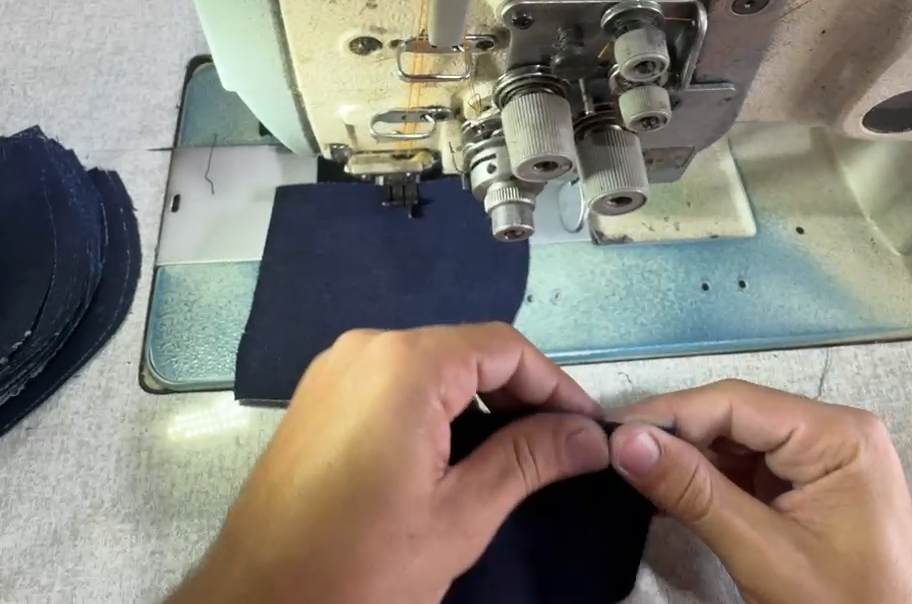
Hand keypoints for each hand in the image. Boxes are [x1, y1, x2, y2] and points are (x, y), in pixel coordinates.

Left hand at [168, 323, 609, 603]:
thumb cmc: (360, 566)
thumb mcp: (458, 517)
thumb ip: (528, 461)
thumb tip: (590, 436)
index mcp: (407, 363)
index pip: (502, 346)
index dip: (553, 383)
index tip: (587, 426)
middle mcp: (370, 345)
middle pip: (466, 350)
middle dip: (518, 393)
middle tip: (558, 446)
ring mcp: (338, 366)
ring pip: (431, 365)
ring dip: (477, 401)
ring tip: (513, 452)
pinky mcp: (321, 393)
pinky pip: (394, 380)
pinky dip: (433, 405)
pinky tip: (451, 450)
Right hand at [609, 379, 911, 603]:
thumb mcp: (766, 557)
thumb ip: (693, 493)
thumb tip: (625, 442)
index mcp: (838, 434)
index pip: (734, 402)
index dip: (670, 414)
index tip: (614, 434)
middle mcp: (832, 431)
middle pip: (732, 416)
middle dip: (676, 437)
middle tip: (618, 455)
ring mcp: (822, 458)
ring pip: (734, 439)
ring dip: (688, 459)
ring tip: (636, 473)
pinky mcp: (808, 485)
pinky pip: (747, 466)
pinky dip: (709, 480)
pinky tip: (673, 490)